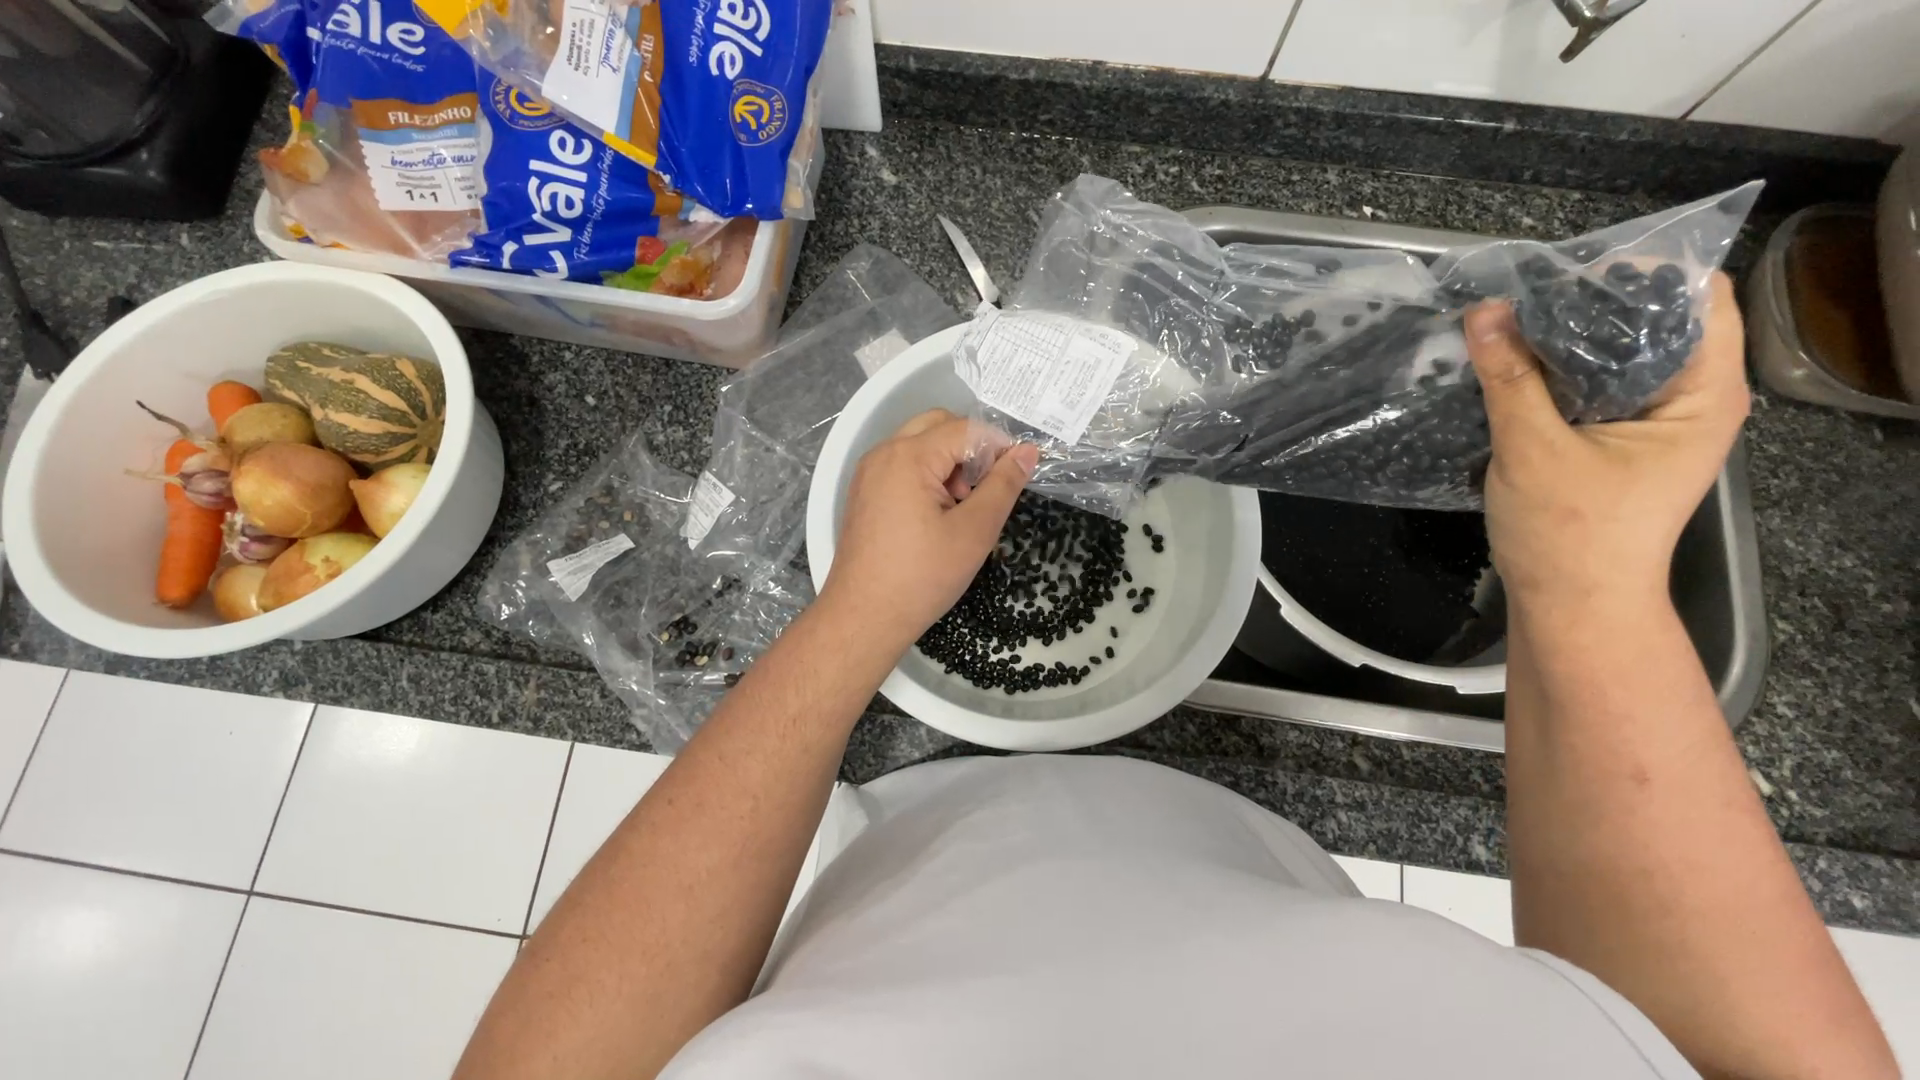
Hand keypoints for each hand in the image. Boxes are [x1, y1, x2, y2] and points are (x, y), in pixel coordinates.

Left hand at [819, 409, 1037, 650]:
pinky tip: (937, 517)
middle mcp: (883, 454)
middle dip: (969, 449)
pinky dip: (926, 476)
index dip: (998, 446)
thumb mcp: (974, 531)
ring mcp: (869, 473)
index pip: (966, 429)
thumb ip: (1003, 485)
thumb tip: (1027, 452)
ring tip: (961, 508)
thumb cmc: (922, 576)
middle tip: (983, 490)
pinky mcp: (864, 494)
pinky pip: (902, 466)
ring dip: (948, 463)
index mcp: (909, 456)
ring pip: (919, 444)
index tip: (1015, 477)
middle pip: (938, 425)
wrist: (864, 617)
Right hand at [1464, 272, 1749, 610]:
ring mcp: (1655, 424)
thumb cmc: (1570, 531)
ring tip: (1516, 316)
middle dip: (1596, 301)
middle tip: (1530, 287)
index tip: (1574, 264)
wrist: (1571, 605)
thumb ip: (1510, 377)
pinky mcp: (1618, 442)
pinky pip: (1596, 386)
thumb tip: (1485, 310)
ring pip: (1620, 356)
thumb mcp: (1533, 448)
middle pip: (1657, 322)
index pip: (1698, 299)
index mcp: (1703, 395)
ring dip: (1571, 337)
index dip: (1645, 270)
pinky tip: (1516, 362)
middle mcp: (1691, 400)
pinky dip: (1560, 370)